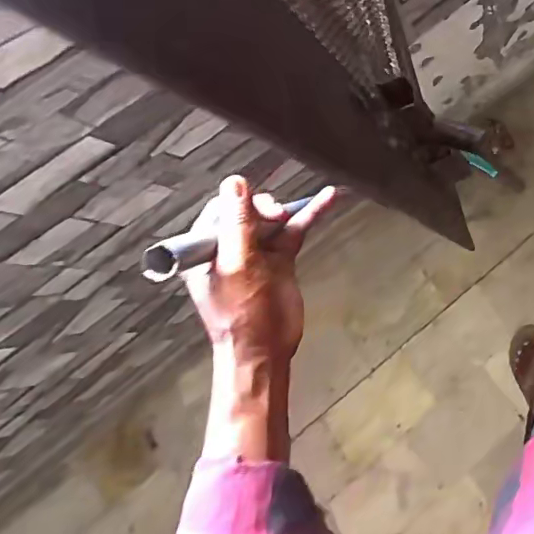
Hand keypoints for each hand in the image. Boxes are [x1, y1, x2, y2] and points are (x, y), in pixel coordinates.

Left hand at [186, 177, 336, 462]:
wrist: (265, 349)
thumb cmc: (242, 315)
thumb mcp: (238, 263)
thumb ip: (238, 223)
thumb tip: (235, 184)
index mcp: (205, 250)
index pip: (219, 211)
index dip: (240, 205)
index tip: (259, 212)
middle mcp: (228, 248)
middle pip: (248, 210)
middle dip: (265, 208)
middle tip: (277, 217)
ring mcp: (257, 253)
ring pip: (274, 218)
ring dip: (289, 207)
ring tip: (299, 210)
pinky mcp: (280, 259)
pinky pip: (295, 230)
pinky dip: (311, 214)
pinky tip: (328, 198)